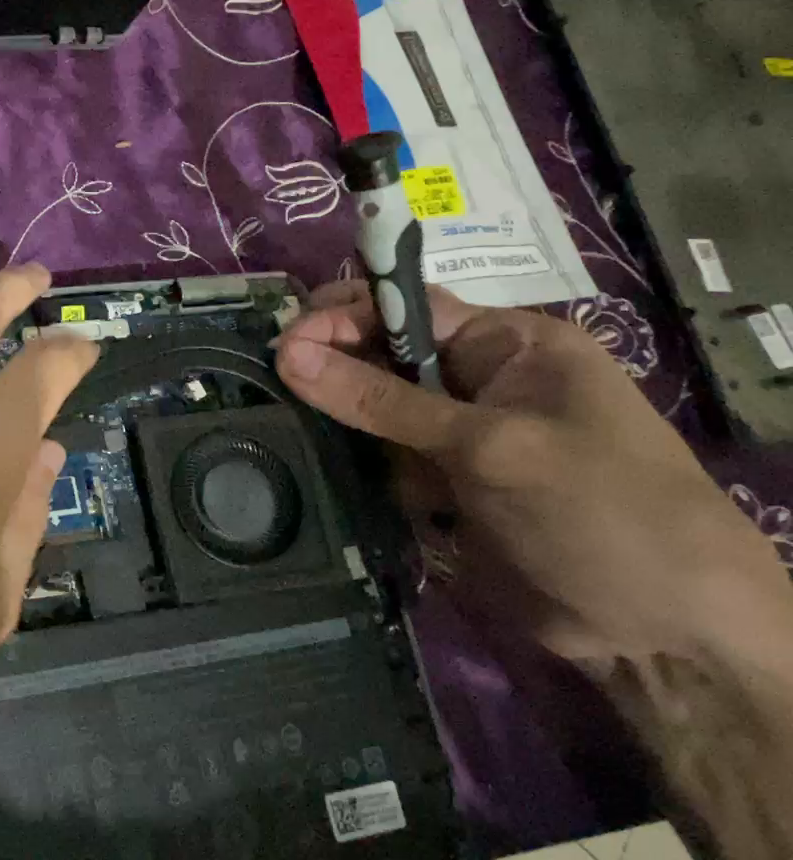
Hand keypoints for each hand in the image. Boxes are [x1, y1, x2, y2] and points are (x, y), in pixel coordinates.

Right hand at [274, 281, 789, 663]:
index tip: (282, 344)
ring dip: (339, 424)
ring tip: (299, 437)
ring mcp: (456, 436)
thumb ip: (382, 401)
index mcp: (509, 347)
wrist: (663, 632)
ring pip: (368, 410)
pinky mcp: (439, 484)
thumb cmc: (599, 511)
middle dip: (332, 371)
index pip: (406, 309)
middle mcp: (478, 382)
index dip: (341, 318)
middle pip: (379, 356)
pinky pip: (375, 457)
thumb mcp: (489, 446)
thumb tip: (285, 353)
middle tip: (278, 390)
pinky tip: (332, 476)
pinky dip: (353, 466)